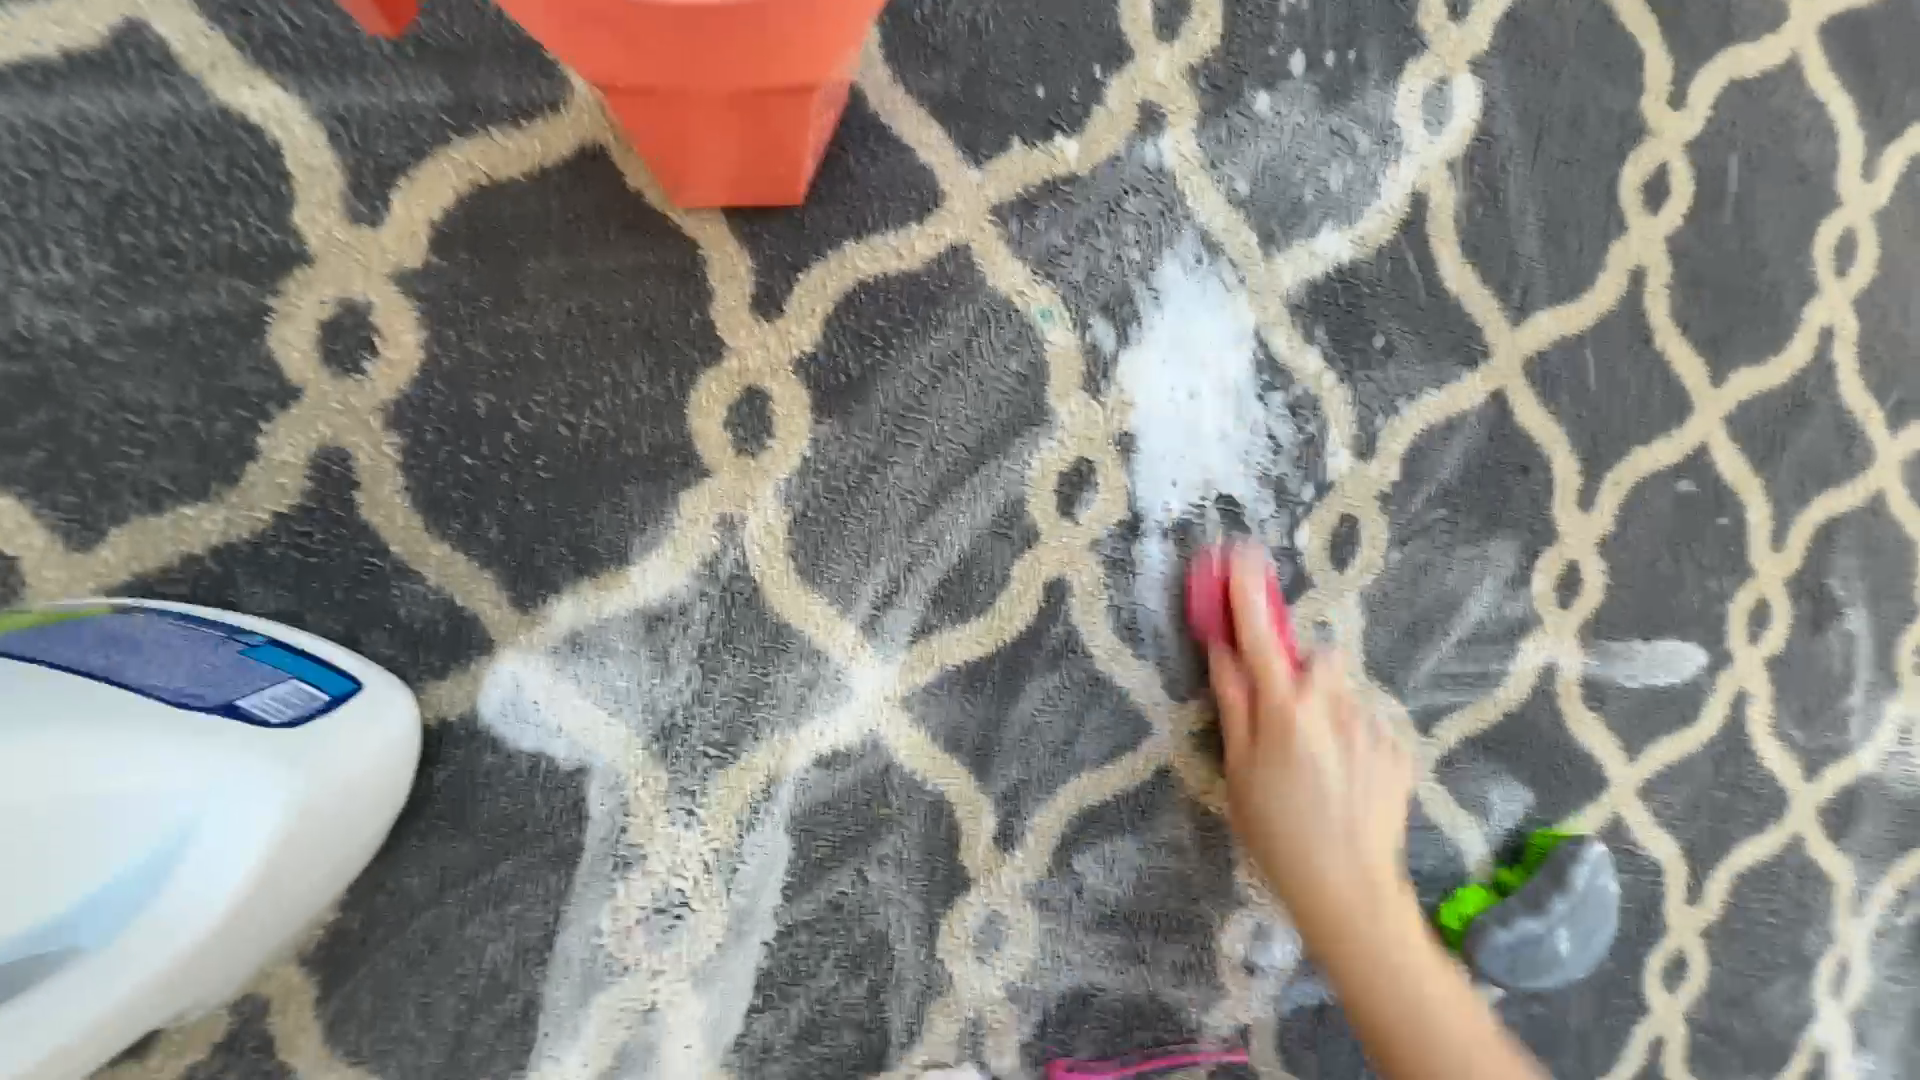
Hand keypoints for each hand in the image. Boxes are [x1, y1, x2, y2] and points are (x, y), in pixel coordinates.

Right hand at [1205, 544, 1417, 936]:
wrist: (1349, 888)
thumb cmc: (1276, 830)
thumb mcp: (1238, 768)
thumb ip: (1233, 702)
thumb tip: (1223, 652)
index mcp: (1284, 708)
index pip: (1259, 634)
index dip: (1247, 592)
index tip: (1240, 553)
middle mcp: (1332, 704)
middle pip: (1314, 658)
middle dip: (1296, 670)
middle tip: (1282, 712)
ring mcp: (1371, 724)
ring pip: (1340, 690)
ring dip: (1322, 705)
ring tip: (1313, 761)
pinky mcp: (1398, 747)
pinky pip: (1364, 720)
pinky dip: (1348, 734)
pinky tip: (1341, 778)